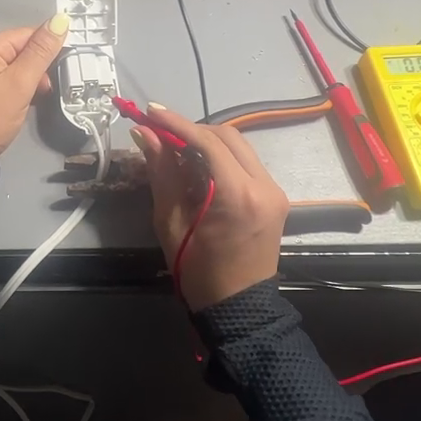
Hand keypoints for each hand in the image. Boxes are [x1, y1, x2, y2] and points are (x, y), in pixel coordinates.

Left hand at [0, 14, 70, 155]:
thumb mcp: (20, 84)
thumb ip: (41, 51)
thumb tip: (60, 19)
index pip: (26, 35)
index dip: (43, 55)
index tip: (47, 82)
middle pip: (15, 49)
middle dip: (31, 70)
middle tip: (36, 95)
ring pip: (4, 63)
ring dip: (20, 80)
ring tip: (22, 103)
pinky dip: (5, 85)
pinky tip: (7, 103)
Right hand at [132, 106, 288, 309]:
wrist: (239, 309)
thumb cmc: (199, 272)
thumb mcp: (172, 222)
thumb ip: (162, 172)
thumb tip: (145, 133)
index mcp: (240, 195)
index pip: (208, 143)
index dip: (177, 123)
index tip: (150, 111)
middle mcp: (265, 186)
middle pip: (228, 137)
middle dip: (192, 129)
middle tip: (159, 130)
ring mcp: (275, 191)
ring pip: (239, 147)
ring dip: (206, 142)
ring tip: (174, 148)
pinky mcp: (274, 197)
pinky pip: (246, 164)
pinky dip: (220, 157)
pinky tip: (196, 166)